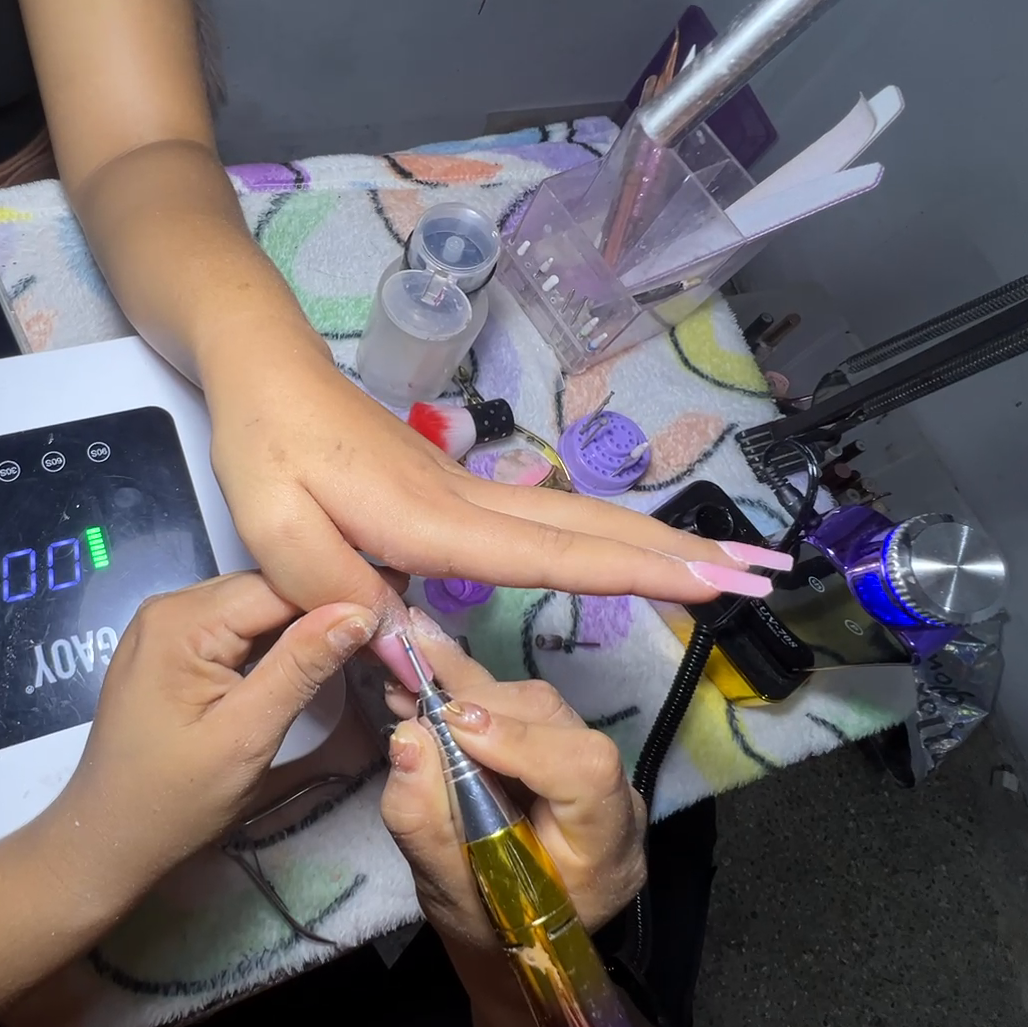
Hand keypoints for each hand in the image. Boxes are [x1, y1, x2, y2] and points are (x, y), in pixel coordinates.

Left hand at [52, 573, 374, 880]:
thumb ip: (301, 667)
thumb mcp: (246, 735)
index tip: (396, 607)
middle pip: (266, 588)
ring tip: (363, 630)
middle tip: (389, 620)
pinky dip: (275, 637)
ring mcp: (169, 622)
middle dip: (324, 605)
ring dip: (304, 620)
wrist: (105, 842)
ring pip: (255, 605)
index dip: (338, 593)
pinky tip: (313, 647)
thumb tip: (360, 610)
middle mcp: (171, 604)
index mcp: (181, 619)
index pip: (277, 583)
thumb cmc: (172, 799)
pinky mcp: (174, 644)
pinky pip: (236, 625)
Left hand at [201, 346, 781, 635]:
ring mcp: (459, 490)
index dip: (634, 575)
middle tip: (761, 571)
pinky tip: (608, 550)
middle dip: (674, 552)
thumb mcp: (279, 536)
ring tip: (713, 564)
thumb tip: (409, 654)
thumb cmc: (267, 449)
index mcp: (430, 522)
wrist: (266, 373)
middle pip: (584, 528)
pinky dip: (589, 535)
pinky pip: (532, 519)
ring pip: (567, 519)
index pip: (550, 554)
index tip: (720, 586)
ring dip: (645, 541)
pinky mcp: (444, 487)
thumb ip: (344, 598)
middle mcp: (463, 504)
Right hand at [380, 610, 645, 958]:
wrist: (514, 931)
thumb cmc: (490, 925)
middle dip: (479, 705)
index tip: (452, 727)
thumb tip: (407, 737)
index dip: (519, 739)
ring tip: (410, 681)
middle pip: (555, 721)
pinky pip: (518, 702)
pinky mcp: (559, 742)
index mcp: (603, 847)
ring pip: (535, 702)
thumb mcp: (447, 891)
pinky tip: (426, 669)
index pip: (585, 771)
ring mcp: (589, 762)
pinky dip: (467, 686)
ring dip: (468, 688)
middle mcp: (610, 794)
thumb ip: (424, 823)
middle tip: (413, 702)